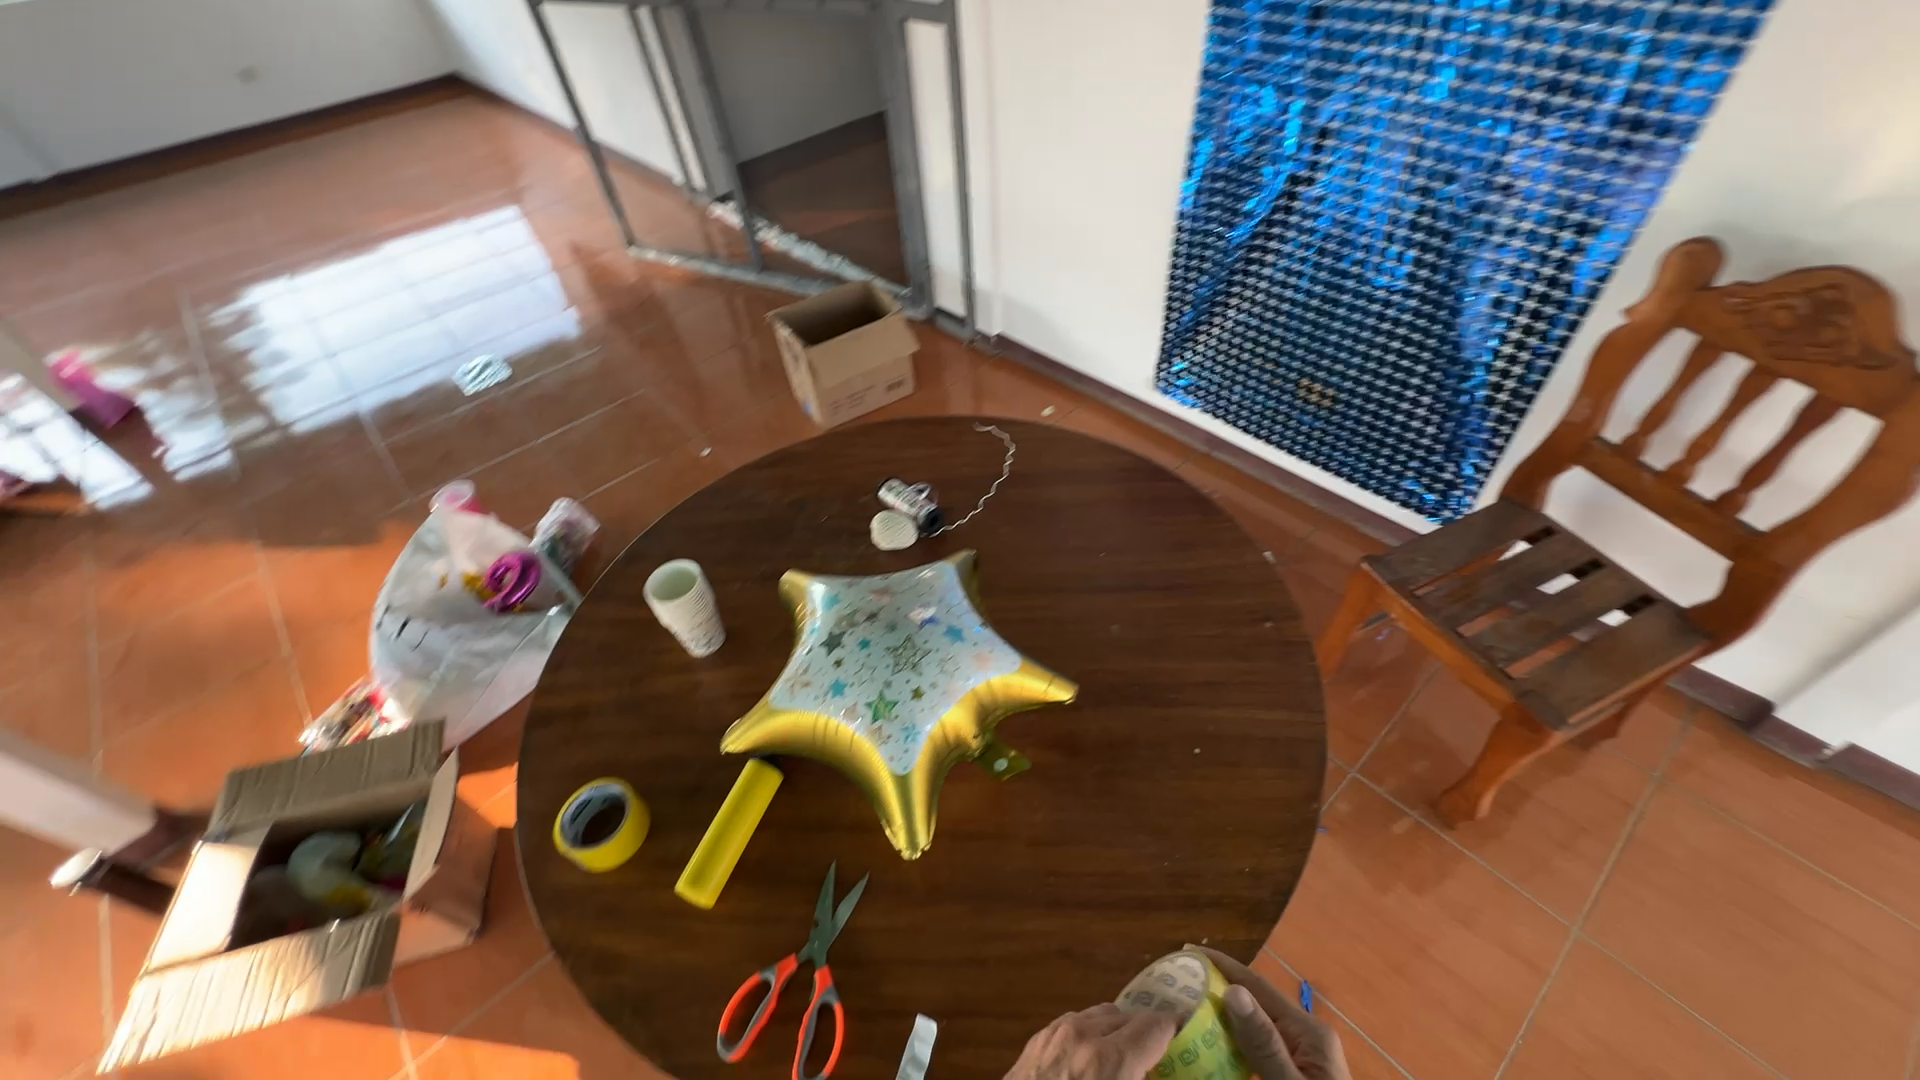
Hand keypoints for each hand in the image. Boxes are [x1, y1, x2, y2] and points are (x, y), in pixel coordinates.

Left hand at [1004, 1003, 1176, 1079]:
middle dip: (1147, 1036)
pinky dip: (1090, 1035)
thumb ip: (1146, 1079)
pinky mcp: (1035, 1041)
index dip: (1177, 1028)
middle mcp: (1082, 1035)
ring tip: (1125, 1061)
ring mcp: (1054, 1034)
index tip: (1191, 1034)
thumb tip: (1163, 1072)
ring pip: (1099, 1016)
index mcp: (1110, 1061)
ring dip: (1117, 1032)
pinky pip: (1073, 1024)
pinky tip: (1091, 1062)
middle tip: (1159, 1060)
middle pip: (1128, 1017)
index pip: (1156, 1025)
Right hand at [1194, 947, 1351, 1079]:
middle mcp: (1304, 1038)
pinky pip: (1257, 1053)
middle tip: (1177, 985)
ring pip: (1253, 1029)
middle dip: (1218, 991)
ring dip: (1222, 1019)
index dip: (1223, 965)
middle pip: (1254, 1004)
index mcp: (1309, 1033)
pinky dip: (1232, 1046)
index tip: (1187, 952)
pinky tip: (1210, 1049)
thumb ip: (1264, 1045)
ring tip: (1185, 1011)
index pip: (1258, 986)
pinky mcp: (1291, 1075)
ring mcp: (1299, 1058)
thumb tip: (1233, 990)